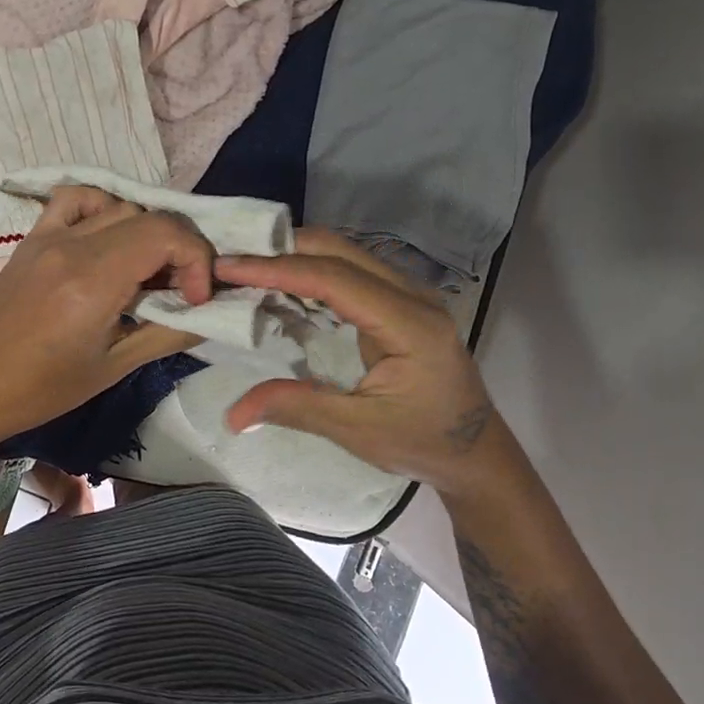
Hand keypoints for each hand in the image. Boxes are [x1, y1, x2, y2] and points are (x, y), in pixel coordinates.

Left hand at [0, 187, 211, 448]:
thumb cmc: (43, 388)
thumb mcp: (115, 367)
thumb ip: (169, 333)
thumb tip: (212, 314)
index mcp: (93, 279)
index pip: (165, 233)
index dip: (196, 259)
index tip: (195, 298)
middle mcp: (71, 245)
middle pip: (147, 215)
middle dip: (177, 248)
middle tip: (176, 291)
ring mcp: (46, 236)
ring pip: (115, 205)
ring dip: (143, 231)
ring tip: (143, 271)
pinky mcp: (30, 238)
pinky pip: (72, 199)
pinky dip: (100, 207)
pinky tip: (106, 238)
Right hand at [214, 229, 525, 498]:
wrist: (476, 454)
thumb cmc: (423, 442)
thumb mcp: (358, 430)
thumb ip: (295, 407)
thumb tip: (232, 414)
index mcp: (409, 324)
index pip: (333, 278)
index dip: (276, 268)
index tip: (227, 267)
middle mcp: (411, 295)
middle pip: (337, 250)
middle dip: (278, 250)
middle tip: (226, 261)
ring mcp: (407, 293)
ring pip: (341, 252)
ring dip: (291, 255)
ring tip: (243, 270)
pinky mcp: (396, 300)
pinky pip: (346, 269)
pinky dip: (306, 270)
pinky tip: (276, 285)